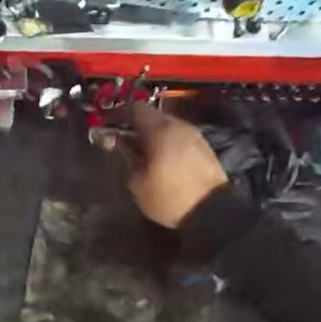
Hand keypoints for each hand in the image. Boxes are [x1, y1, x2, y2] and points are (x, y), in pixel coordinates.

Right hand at [124, 102, 227, 227]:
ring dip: (153, 135)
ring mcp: (194, 135)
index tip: (109, 126)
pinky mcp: (204, 148)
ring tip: (142, 152)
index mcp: (160, 130)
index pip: (135, 109)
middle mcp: (179, 125)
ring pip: (168, 127)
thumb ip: (127, 160)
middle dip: (137, 126)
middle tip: (124, 141)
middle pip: (153, 116)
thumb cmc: (169, 197)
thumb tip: (121, 147)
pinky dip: (167, 142)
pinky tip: (161, 158)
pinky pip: (179, 137)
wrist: (211, 212)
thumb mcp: (137, 183)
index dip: (119, 115)